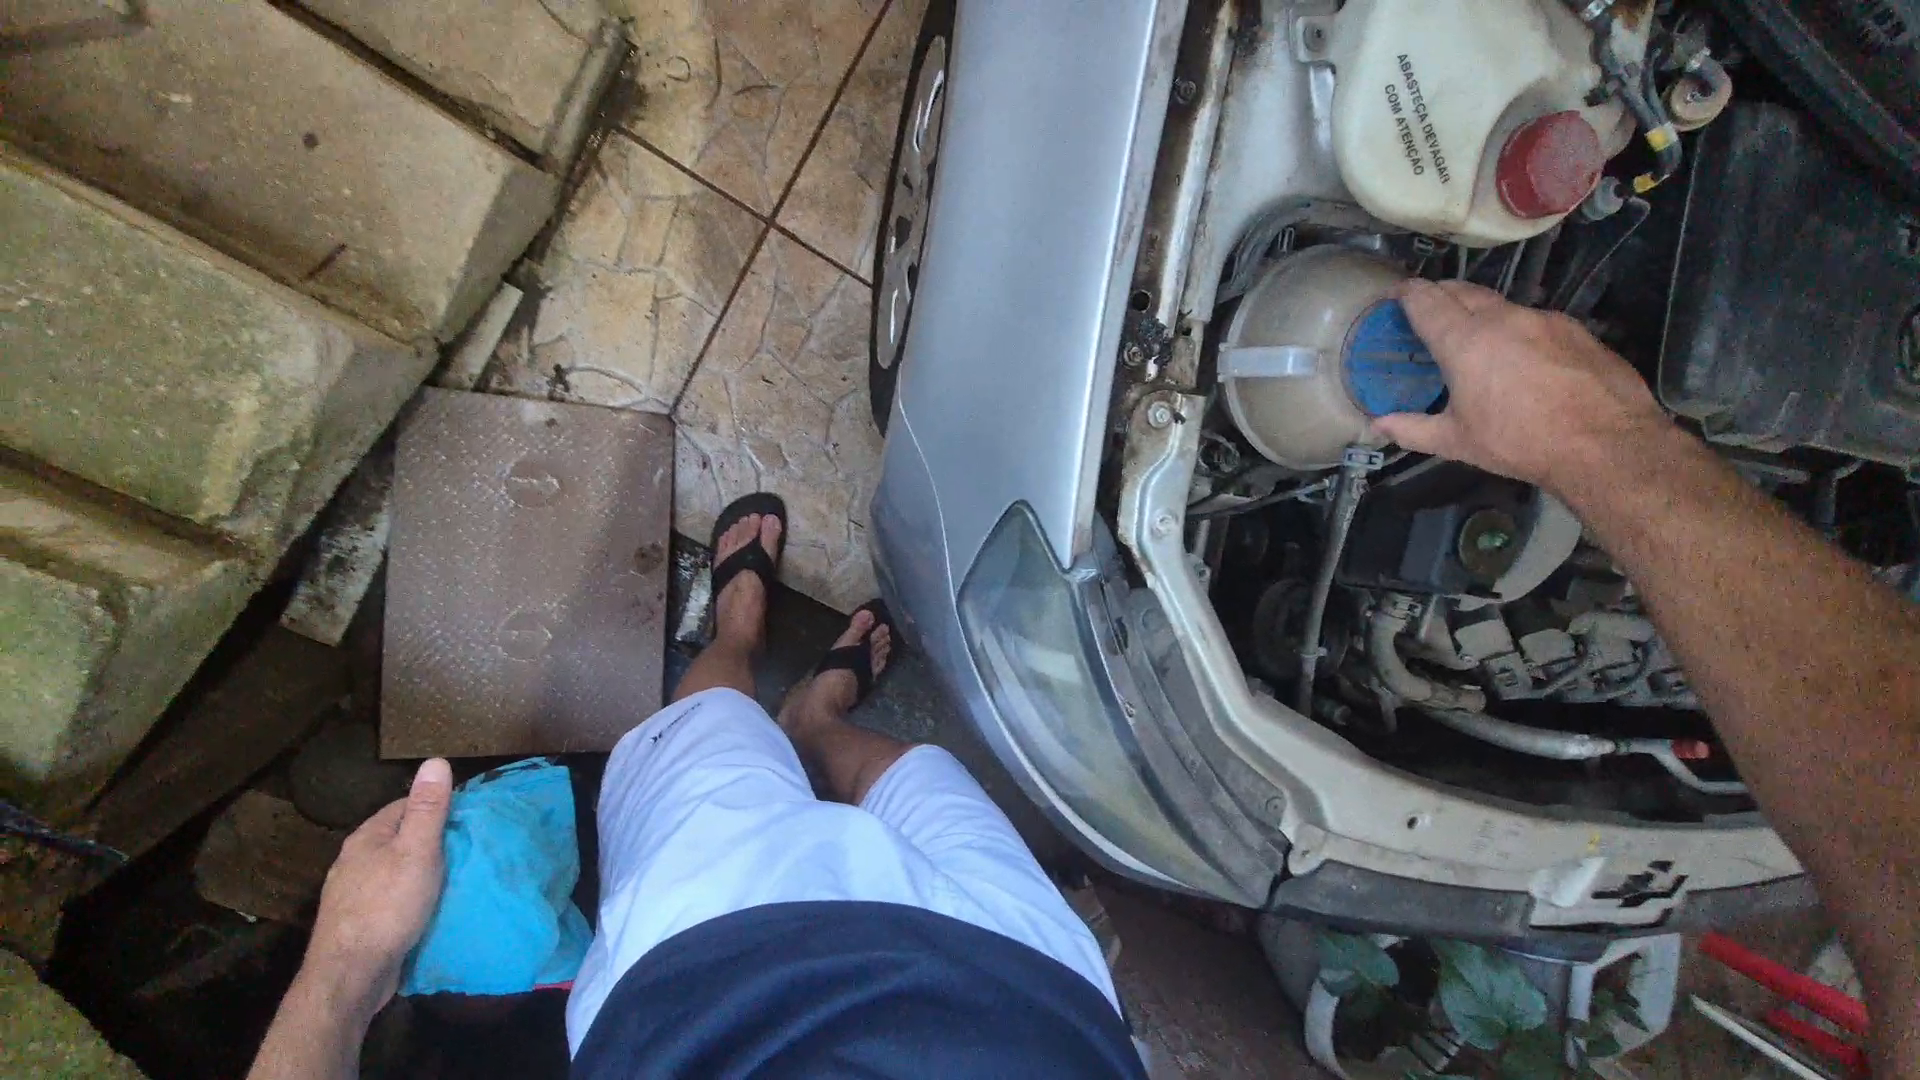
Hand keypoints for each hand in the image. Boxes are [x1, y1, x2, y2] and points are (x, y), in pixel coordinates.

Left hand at [299, 758, 452, 1021]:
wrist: (350, 977)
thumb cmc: (388, 906)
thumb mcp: (417, 850)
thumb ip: (428, 808)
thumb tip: (435, 761)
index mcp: (366, 838)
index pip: (406, 805)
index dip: (438, 805)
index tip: (469, 816)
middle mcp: (354, 861)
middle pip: (401, 836)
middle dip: (433, 838)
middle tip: (469, 845)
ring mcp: (353, 893)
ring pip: (396, 867)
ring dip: (423, 868)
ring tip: (456, 873)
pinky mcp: (359, 921)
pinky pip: (392, 894)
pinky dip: (413, 893)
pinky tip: (430, 903)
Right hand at [1372, 278, 1672, 493]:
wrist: (1607, 443)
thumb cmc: (1519, 442)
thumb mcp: (1456, 442)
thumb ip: (1412, 429)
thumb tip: (1379, 425)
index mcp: (1466, 342)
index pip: (1428, 302)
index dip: (1406, 293)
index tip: (1393, 292)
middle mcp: (1504, 320)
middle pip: (1463, 291)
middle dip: (1438, 293)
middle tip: (1423, 306)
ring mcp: (1544, 320)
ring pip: (1499, 304)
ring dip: (1476, 310)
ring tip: (1467, 331)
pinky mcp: (1574, 330)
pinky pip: (1531, 319)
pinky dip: (1511, 327)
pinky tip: (1513, 353)